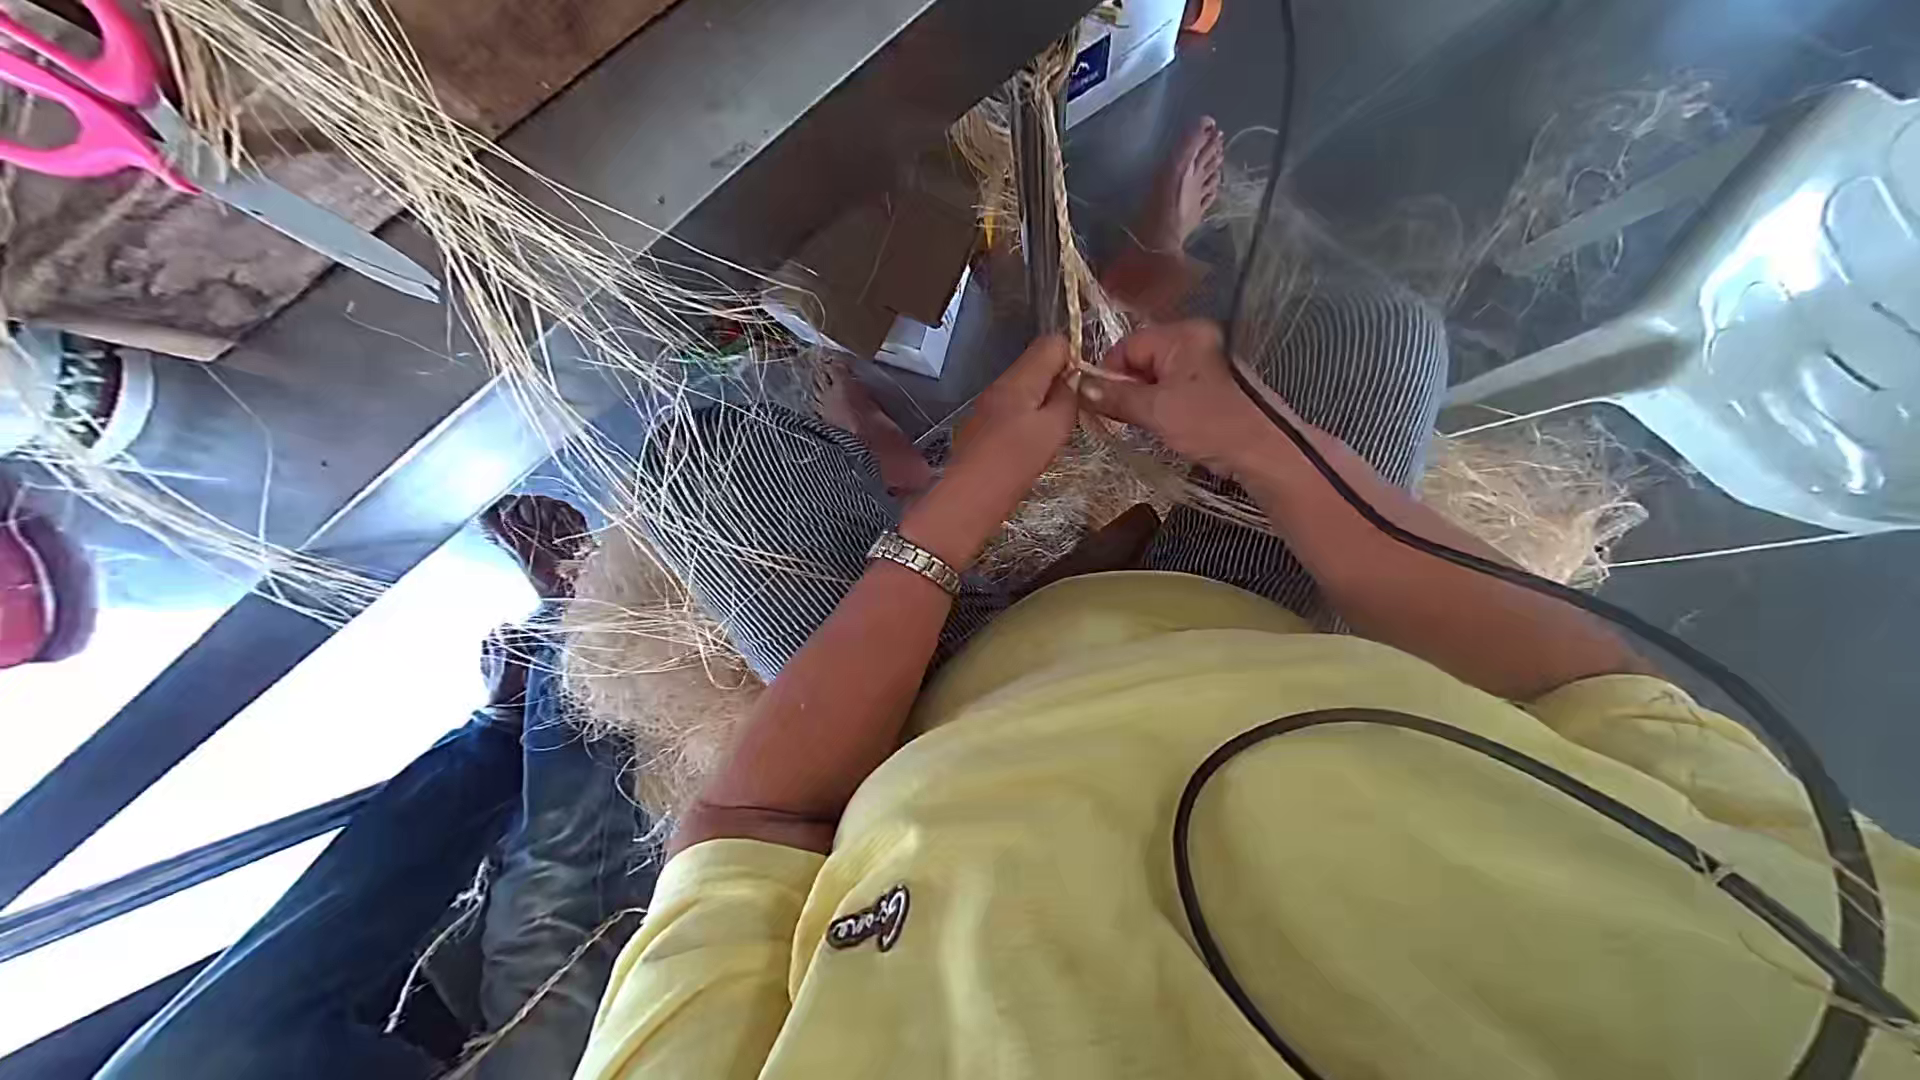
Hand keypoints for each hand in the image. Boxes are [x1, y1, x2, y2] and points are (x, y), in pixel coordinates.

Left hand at [900, 336, 1077, 567]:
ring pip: (1025, 388)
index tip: (1088, 383)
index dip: (1075, 356)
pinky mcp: (982, 428)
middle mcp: (998, 385)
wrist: (963, 502)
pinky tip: (1033, 442)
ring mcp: (987, 407)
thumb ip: (1068, 399)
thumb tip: (1075, 378)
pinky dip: (1029, 417)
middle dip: (1061, 380)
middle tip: (1077, 409)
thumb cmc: (1011, 466)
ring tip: (1057, 428)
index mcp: (1017, 380)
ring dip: (1045, 400)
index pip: (1051, 343)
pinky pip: (1013, 409)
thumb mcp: (1052, 431)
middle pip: (1037, 364)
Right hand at [1077, 319, 1281, 476]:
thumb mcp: (1155, 410)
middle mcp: (1195, 341)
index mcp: (1183, 335)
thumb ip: (1114, 396)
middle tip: (1117, 416)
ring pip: (1154, 377)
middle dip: (1124, 387)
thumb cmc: (1211, 424)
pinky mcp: (1210, 387)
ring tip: (1139, 423)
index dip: (1107, 372)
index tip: (1097, 402)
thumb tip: (1079, 387)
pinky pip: (1171, 390)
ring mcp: (1205, 364)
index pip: (1127, 345)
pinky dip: (1159, 406)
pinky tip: (1159, 425)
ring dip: (1140, 400)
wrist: (1265, 451)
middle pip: (1140, 359)